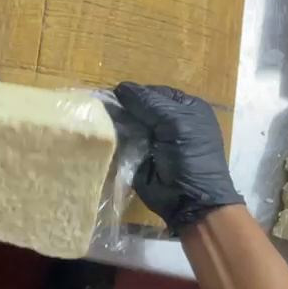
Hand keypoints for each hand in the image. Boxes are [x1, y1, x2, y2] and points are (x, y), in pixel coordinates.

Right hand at [115, 82, 242, 232]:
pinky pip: (124, 142)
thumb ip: (148, 103)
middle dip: (124, 108)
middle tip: (101, 106)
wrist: (189, 201)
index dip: (137, 92)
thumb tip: (120, 87)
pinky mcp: (139, 157)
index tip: (114, 93)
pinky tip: (102, 134)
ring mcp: (154, 140)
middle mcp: (170, 121)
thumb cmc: (190, 156)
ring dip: (117, 123)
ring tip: (97, 119)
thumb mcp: (175, 123)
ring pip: (130, 124)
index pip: (156, 92)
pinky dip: (114, 139)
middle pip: (141, 107)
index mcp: (186, 108)